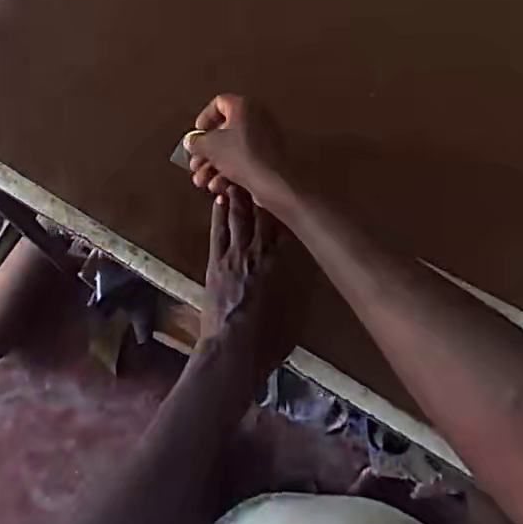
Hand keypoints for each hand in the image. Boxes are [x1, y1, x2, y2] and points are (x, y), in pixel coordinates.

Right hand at [187, 94, 296, 217]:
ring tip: (202, 181)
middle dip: (205, 151)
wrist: (274, 182)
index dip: (204, 119)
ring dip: (213, 165)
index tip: (196, 135)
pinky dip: (229, 171)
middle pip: (223, 130)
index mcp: (244, 106)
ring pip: (231, 149)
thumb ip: (196, 141)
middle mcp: (256, 117)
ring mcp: (264, 138)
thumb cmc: (241, 156)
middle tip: (195, 165)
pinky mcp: (268, 157)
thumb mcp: (210, 147)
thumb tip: (192, 141)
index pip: (218, 104)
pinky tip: (217, 186)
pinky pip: (244, 159)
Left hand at [201, 185, 305, 375]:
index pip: (286, 226)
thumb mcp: (297, 311)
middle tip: (260, 171)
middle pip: (262, 215)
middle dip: (261, 192)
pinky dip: (219, 213)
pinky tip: (220, 199)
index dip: (284, 206)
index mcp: (283, 264)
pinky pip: (218, 230)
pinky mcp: (216, 260)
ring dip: (240, 195)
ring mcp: (236, 254)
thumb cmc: (270, 340)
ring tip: (240, 177)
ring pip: (239, 216)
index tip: (285, 189)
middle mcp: (260, 252)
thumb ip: (301, 283)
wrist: (234, 351)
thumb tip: (306, 264)